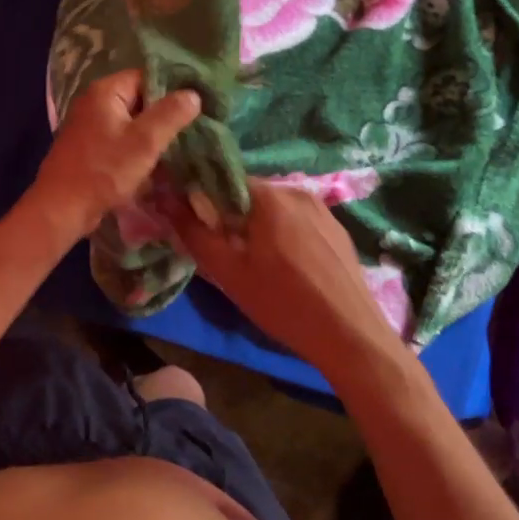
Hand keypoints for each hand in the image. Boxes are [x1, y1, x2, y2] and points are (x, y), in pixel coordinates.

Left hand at [28, 70, 200, 239]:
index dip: (173, 88)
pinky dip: (138, 144)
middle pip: (139, 97)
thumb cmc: (104, 170)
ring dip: (153, 131)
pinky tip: (158, 158)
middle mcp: (95, 101)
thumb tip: (193, 93)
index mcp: (105, 91)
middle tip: (196, 126)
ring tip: (183, 142)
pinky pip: (121, 136)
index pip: (146, 76)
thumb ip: (170, 114)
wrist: (62, 206)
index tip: (199, 104)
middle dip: (165, 112)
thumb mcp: (144, 141)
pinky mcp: (91, 144)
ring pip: (132, 120)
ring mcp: (90, 123)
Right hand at [171, 181, 403, 382]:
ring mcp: (323, 211)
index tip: (196, 226)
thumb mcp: (228, 271)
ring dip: (256, 227)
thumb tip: (165, 199)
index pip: (222, 180)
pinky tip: (284, 268)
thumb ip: (193, 231)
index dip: (203, 201)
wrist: (353, 339)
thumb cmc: (284, 303)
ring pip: (273, 209)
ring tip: (253, 262)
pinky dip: (282, 236)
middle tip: (223, 251)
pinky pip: (296, 222)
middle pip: (248, 194)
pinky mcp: (338, 232)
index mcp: (270, 195)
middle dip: (230, 216)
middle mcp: (297, 192)